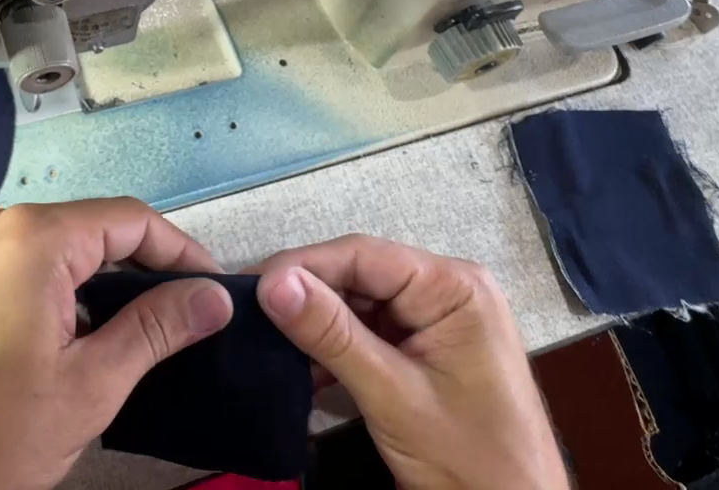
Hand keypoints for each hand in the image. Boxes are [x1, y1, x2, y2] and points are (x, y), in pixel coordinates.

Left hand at [0, 198, 234, 489]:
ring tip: (135, 331)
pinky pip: (23, 265)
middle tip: (181, 315)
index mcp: (34, 237)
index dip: (179, 252)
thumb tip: (213, 297)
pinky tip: (74, 336)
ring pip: (58, 247)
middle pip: (92, 228)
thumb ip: (157, 329)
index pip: (130, 219)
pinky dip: (60, 289)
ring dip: (101, 281)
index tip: (212, 289)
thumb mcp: (89, 384)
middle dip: (142, 267)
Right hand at [248, 236, 566, 489]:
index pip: (362, 255)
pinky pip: (368, 330)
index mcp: (453, 286)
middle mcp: (445, 288)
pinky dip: (334, 347)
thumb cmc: (470, 463)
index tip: (248, 284)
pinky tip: (300, 364)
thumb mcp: (395, 397)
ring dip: (315, 323)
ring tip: (264, 335)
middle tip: (248, 310)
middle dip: (305, 294)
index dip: (302, 265)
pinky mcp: (423, 346)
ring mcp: (435, 317)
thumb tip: (271, 282)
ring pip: (357, 302)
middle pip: (357, 275)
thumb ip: (332, 335)